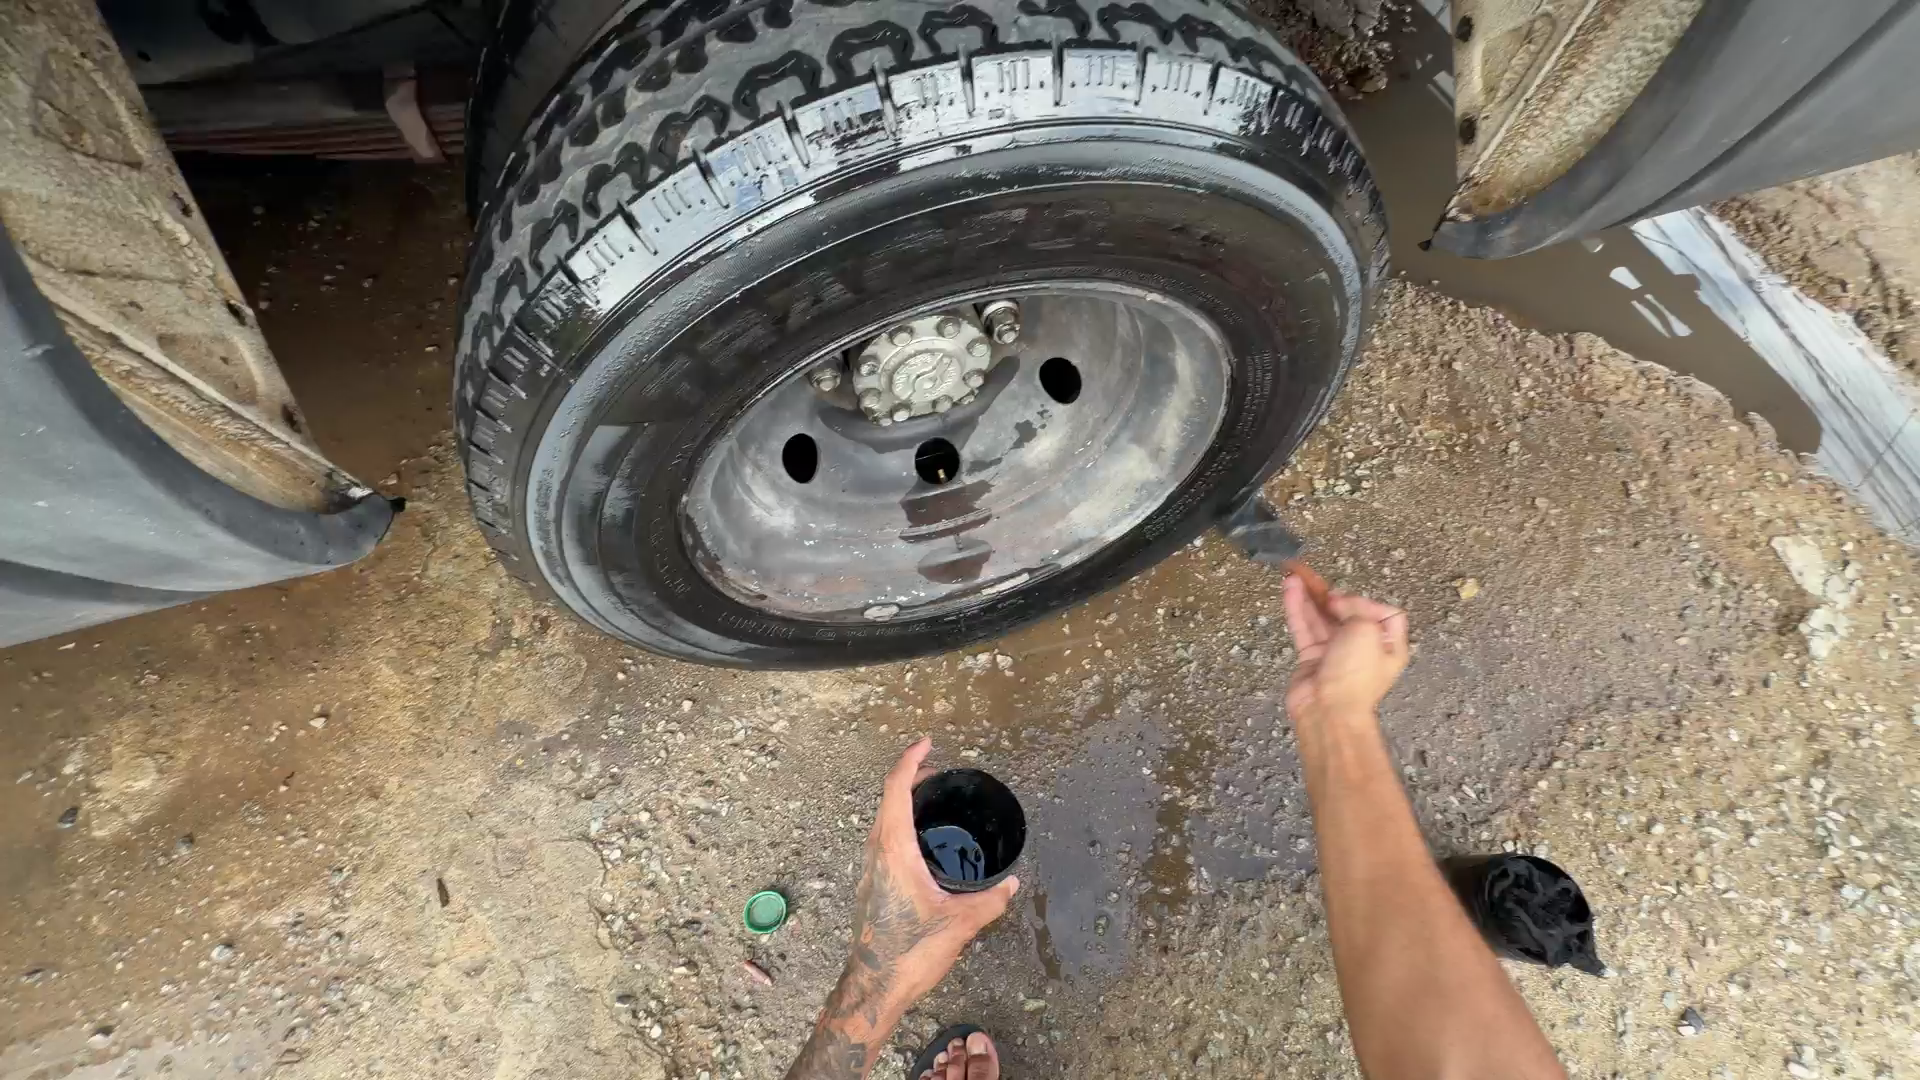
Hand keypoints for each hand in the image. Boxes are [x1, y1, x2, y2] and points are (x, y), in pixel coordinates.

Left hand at [835, 738, 1019, 1024]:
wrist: (873, 989)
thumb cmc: (910, 952)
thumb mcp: (959, 924)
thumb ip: (990, 901)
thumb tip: (1013, 884)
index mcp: (894, 848)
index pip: (896, 788)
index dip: (911, 759)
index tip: (927, 741)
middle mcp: (876, 849)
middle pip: (887, 796)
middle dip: (910, 773)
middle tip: (937, 765)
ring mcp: (869, 865)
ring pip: (882, 815)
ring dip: (902, 796)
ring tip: (930, 794)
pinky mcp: (871, 880)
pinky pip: (883, 833)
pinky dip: (899, 817)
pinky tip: (920, 835)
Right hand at [1281, 575, 1408, 725]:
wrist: (1328, 708)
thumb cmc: (1355, 676)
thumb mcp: (1367, 631)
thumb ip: (1354, 608)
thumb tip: (1336, 601)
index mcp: (1388, 645)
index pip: (1383, 614)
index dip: (1366, 602)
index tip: (1348, 601)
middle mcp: (1362, 649)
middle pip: (1347, 614)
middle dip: (1332, 596)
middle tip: (1317, 582)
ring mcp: (1335, 653)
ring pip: (1321, 618)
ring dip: (1308, 597)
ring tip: (1295, 576)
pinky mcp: (1311, 657)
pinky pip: (1303, 627)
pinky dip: (1296, 608)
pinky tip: (1289, 589)